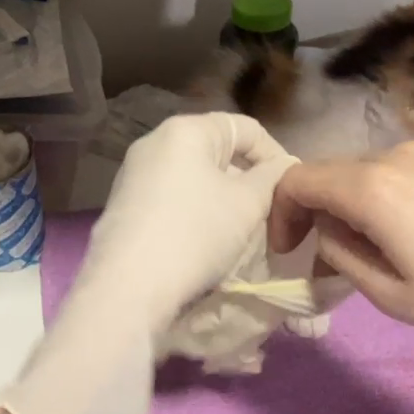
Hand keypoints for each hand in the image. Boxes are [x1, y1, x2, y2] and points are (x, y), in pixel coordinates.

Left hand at [0, 113, 297, 413]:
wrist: (129, 286)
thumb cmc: (196, 233)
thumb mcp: (248, 203)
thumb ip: (272, 177)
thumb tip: (281, 166)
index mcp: (184, 130)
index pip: (245, 128)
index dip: (276, 154)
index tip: (290, 190)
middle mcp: (153, 143)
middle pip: (215, 151)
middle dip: (246, 179)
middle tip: (268, 213)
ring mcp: (132, 175)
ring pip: (191, 178)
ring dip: (220, 199)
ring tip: (240, 231)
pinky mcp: (122, 206)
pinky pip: (169, 199)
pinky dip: (192, 213)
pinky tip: (204, 242)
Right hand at [269, 142, 413, 401]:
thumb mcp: (395, 296)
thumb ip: (342, 256)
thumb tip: (328, 233)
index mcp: (371, 185)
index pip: (295, 181)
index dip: (278, 216)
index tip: (284, 256)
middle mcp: (396, 157)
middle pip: (329, 176)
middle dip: (314, 216)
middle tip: (321, 268)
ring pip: (364, 179)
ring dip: (349, 214)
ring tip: (365, 265)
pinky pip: (399, 182)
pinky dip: (382, 210)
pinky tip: (408, 250)